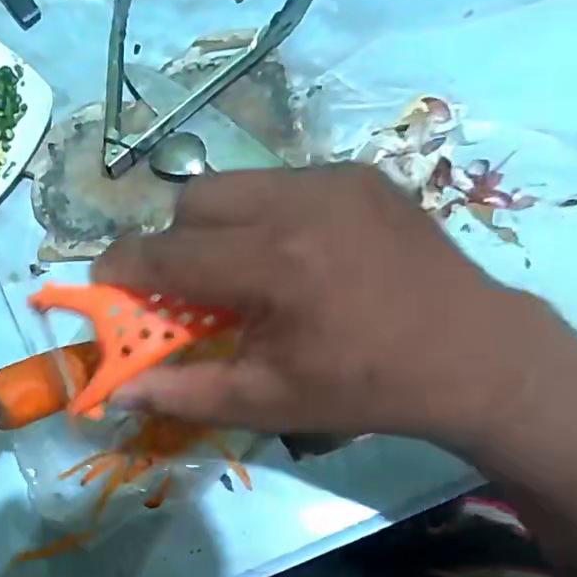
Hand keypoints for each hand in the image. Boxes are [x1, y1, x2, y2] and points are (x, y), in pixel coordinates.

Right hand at [93, 163, 571, 439]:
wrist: (470, 354)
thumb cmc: (366, 390)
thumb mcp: (272, 402)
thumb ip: (186, 393)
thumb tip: (115, 393)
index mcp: (274, 265)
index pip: (167, 255)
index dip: (123, 270)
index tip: (106, 287)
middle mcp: (299, 202)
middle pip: (193, 200)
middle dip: (174, 245)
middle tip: (192, 290)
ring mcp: (336, 178)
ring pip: (238, 184)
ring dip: (221, 227)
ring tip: (249, 274)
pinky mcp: (363, 173)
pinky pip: (285, 182)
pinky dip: (268, 216)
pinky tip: (299, 257)